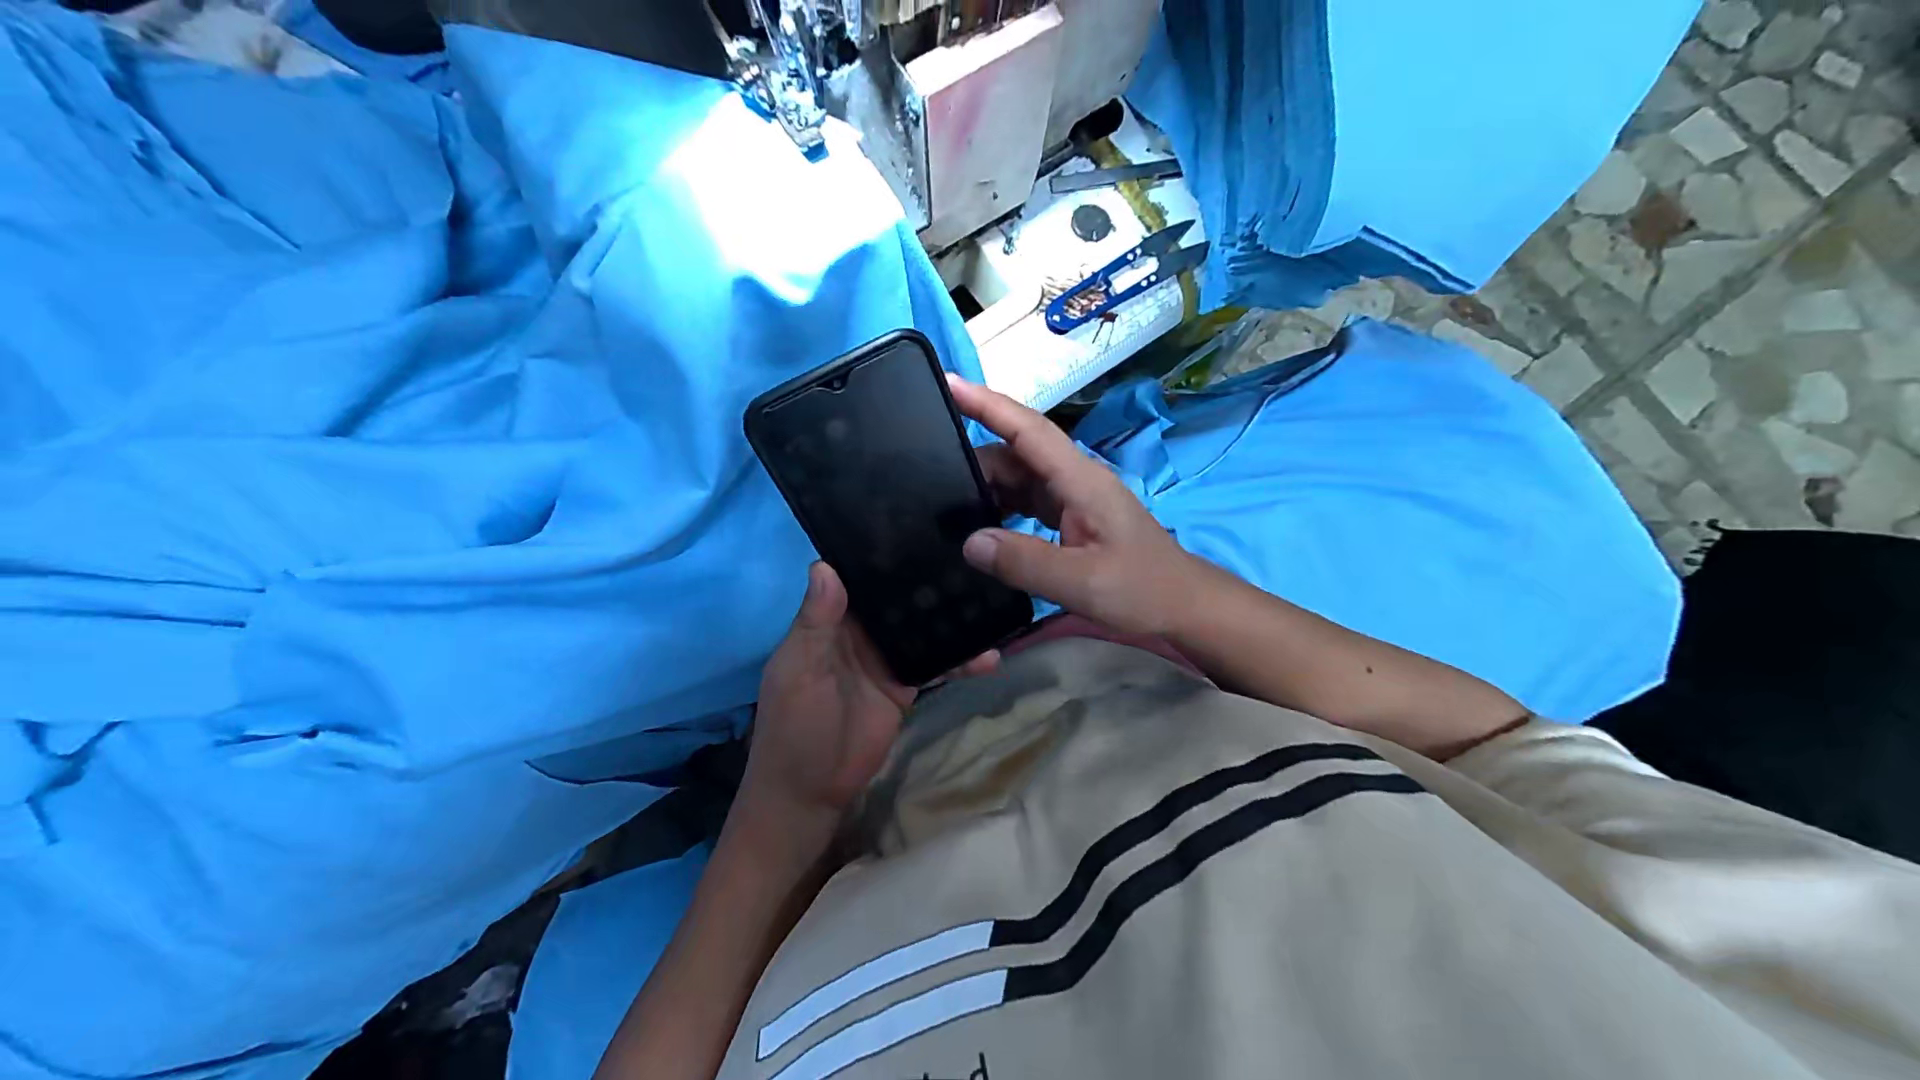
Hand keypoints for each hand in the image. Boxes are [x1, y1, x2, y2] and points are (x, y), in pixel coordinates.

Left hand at [742, 563, 996, 852]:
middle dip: (924, 579)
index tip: (913, 523)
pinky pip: (934, 664)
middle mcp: (858, 632)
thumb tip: (826, 565)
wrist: (811, 791)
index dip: (877, 553)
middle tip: (970, 553)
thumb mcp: (800, 672)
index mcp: (827, 620)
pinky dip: (959, 661)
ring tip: (989, 598)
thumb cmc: (795, 727)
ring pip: (919, 627)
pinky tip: (990, 657)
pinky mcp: (905, 684)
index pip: (854, 576)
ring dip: (949, 618)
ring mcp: (884, 657)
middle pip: (893, 597)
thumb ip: (816, 622)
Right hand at [947, 374, 1218, 636]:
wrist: (1184, 606)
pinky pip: (1026, 502)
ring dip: (985, 486)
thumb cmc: (1142, 589)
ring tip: (943, 502)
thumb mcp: (1082, 581)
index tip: (948, 383)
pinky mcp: (1071, 519)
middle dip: (973, 456)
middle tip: (926, 473)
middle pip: (1016, 453)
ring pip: (1019, 479)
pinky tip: (979, 527)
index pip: (1028, 429)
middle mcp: (1074, 480)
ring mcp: (1073, 499)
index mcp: (1080, 480)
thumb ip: (1025, 562)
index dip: (987, 405)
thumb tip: (970, 542)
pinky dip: (999, 508)